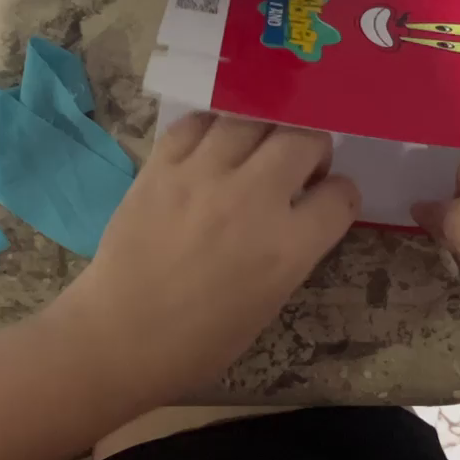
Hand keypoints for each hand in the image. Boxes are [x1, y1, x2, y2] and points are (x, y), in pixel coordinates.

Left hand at [65, 114, 360, 395]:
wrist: (118, 337)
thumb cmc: (198, 342)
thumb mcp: (269, 302)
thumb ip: (293, 250)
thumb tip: (299, 212)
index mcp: (288, 247)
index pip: (341, 195)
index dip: (340, 195)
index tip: (327, 198)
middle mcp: (252, 199)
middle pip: (305, 138)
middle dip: (313, 148)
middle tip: (297, 165)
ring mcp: (203, 176)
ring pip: (252, 117)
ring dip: (265, 129)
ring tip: (255, 147)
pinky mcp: (161, 166)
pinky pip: (197, 122)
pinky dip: (212, 127)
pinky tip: (212, 145)